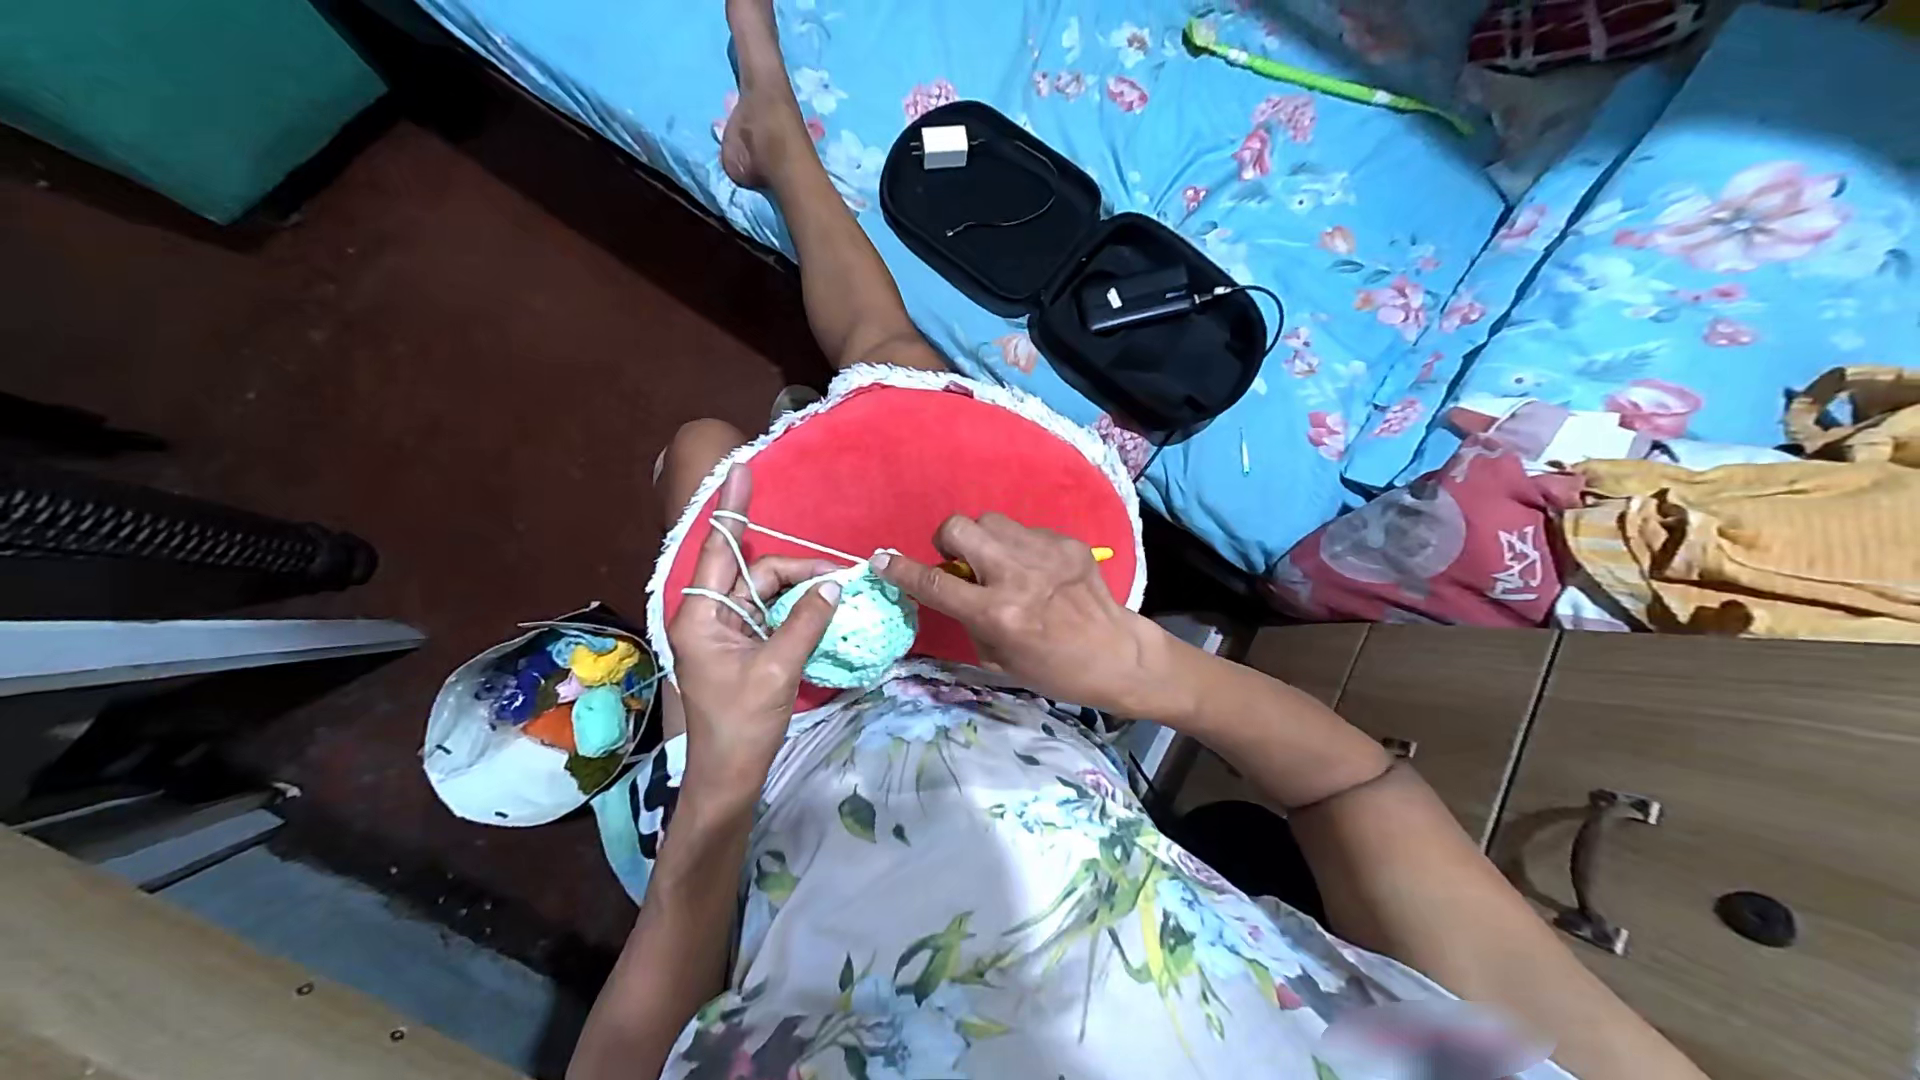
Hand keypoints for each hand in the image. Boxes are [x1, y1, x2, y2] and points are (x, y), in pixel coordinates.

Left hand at [667, 466, 841, 802]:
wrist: (730, 773)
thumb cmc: (743, 725)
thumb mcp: (778, 669)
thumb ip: (806, 621)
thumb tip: (833, 585)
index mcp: (702, 615)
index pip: (720, 550)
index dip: (733, 509)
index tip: (740, 468)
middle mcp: (710, 614)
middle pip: (754, 571)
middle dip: (795, 566)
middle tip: (840, 574)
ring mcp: (726, 629)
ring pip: (766, 590)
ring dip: (799, 587)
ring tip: (837, 589)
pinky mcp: (742, 643)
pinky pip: (771, 610)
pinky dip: (796, 605)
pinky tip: (820, 605)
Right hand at [874, 513, 1180, 717]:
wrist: (1115, 654)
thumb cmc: (1052, 669)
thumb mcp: (997, 656)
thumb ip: (967, 616)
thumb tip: (948, 583)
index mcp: (998, 614)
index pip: (936, 583)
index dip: (902, 570)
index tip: (882, 559)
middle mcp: (1017, 576)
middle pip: (959, 527)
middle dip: (947, 540)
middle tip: (959, 561)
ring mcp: (1045, 553)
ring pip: (990, 520)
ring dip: (982, 540)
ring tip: (999, 563)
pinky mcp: (1066, 542)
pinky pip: (1023, 530)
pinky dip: (1017, 546)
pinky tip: (1034, 569)